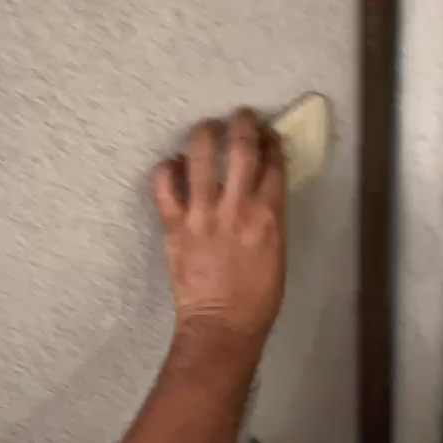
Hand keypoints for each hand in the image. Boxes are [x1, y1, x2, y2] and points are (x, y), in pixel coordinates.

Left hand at [151, 109, 286, 349]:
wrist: (222, 326)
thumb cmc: (258, 295)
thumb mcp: (278, 249)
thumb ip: (269, 214)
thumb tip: (261, 187)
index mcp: (269, 214)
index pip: (273, 162)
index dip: (271, 140)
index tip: (267, 132)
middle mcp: (237, 206)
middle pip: (242, 148)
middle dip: (243, 124)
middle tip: (240, 115)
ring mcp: (202, 213)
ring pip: (202, 156)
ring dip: (205, 134)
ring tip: (206, 128)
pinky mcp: (175, 225)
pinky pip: (165, 185)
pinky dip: (167, 169)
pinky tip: (171, 164)